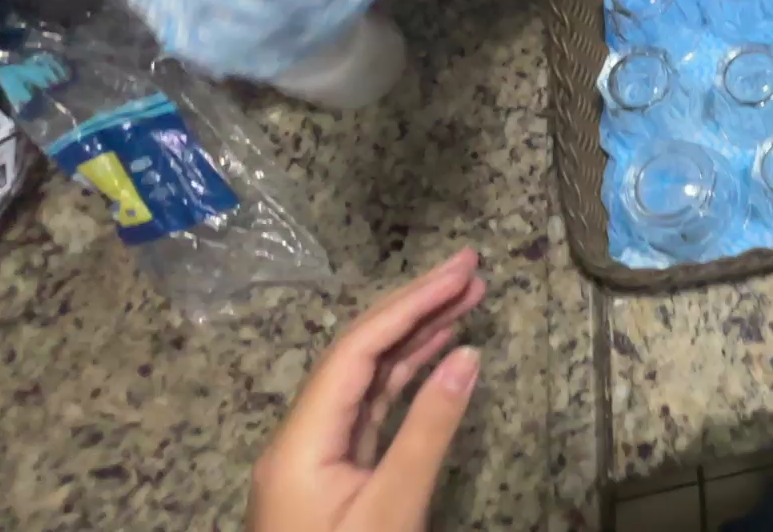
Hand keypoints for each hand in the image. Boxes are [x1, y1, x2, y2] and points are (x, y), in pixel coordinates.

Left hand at [249, 248, 487, 531]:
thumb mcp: (391, 511)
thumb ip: (429, 430)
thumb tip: (469, 354)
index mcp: (301, 442)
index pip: (358, 350)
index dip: (412, 303)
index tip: (463, 271)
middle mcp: (304, 436)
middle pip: (360, 350)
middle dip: (416, 302)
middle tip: (471, 265)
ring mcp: (320, 451)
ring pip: (372, 371)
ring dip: (420, 328)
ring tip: (471, 292)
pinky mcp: (340, 466)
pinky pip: (379, 398)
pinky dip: (415, 364)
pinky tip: (445, 343)